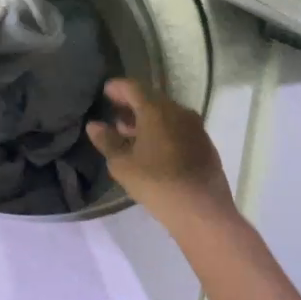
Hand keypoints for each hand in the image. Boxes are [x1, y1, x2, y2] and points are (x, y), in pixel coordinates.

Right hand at [85, 79, 234, 220]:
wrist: (202, 211)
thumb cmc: (156, 183)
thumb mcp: (122, 164)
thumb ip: (107, 141)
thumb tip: (95, 125)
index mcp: (156, 111)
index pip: (133, 88)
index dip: (117, 88)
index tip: (105, 91)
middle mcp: (178, 112)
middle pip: (152, 99)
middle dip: (132, 104)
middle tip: (115, 113)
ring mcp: (195, 128)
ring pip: (167, 114)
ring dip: (148, 119)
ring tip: (130, 133)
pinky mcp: (205, 144)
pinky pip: (179, 128)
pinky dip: (163, 130)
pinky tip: (153, 148)